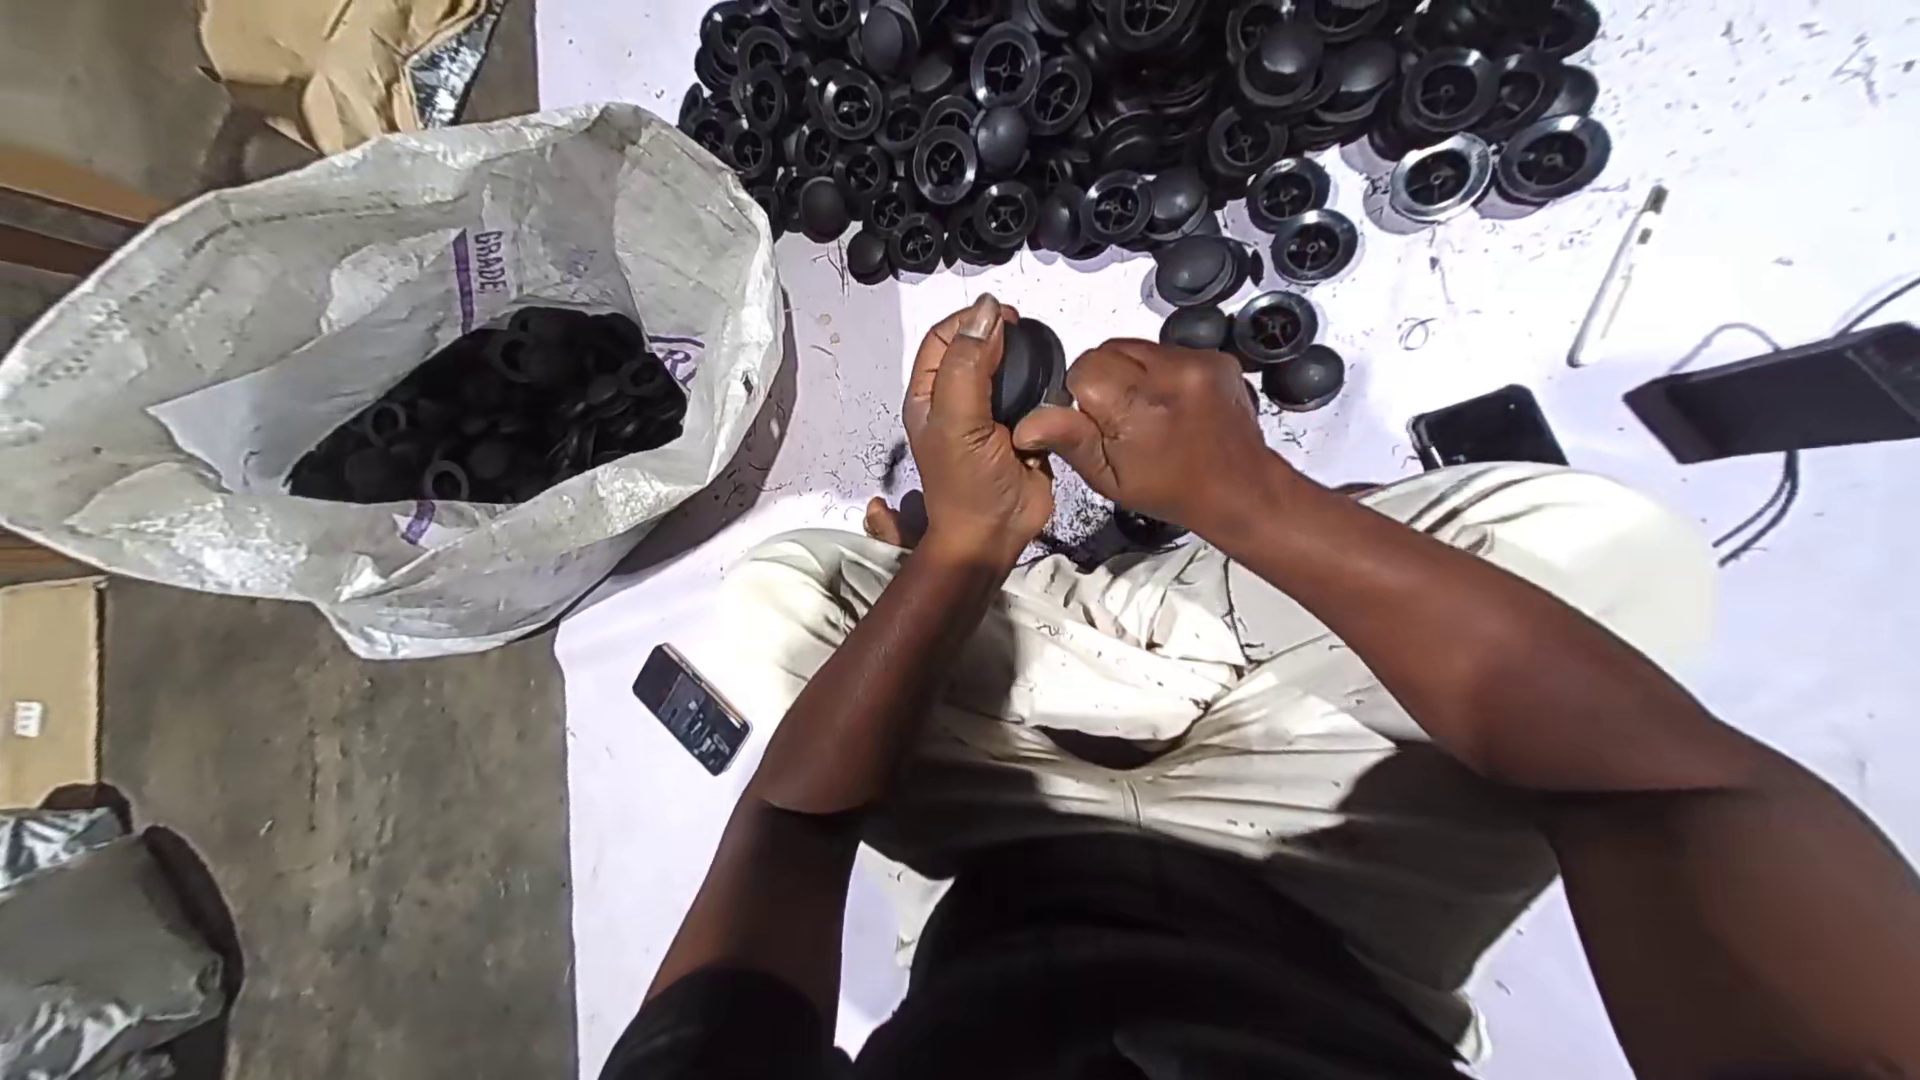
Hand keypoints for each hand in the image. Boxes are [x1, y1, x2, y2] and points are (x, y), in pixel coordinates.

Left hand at [873, 295, 1052, 567]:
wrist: (995, 534)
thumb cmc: (967, 484)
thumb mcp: (958, 419)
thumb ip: (969, 364)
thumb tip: (987, 312)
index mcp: (930, 396)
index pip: (943, 338)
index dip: (970, 321)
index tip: (1003, 318)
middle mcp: (957, 401)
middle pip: (976, 349)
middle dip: (999, 336)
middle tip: (1024, 337)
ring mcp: (990, 415)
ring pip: (1007, 371)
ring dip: (1024, 363)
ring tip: (1039, 363)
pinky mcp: (1021, 429)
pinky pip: (1032, 397)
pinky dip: (1042, 389)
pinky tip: (1049, 389)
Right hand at [1013, 339, 1294, 534]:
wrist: (1237, 487)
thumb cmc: (1170, 489)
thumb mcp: (1108, 478)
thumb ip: (1069, 441)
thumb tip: (1027, 424)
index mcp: (1137, 405)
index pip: (1084, 368)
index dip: (1082, 395)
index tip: (1100, 423)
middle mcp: (1169, 373)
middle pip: (1108, 349)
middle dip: (1105, 380)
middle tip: (1122, 418)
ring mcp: (1196, 361)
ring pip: (1136, 346)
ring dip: (1131, 373)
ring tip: (1148, 410)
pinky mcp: (1214, 356)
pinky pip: (1167, 349)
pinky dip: (1159, 371)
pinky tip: (1170, 402)